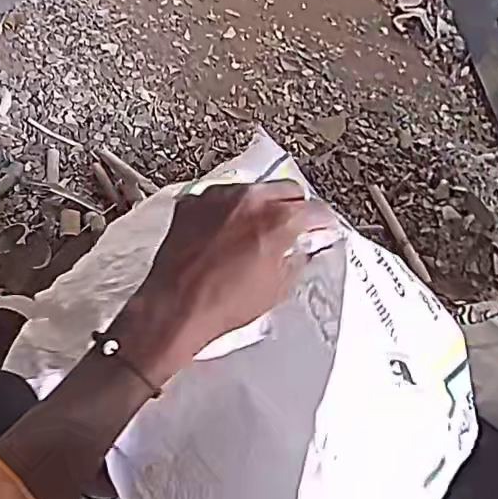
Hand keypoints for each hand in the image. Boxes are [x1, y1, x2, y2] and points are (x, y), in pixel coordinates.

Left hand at [111, 180, 338, 384]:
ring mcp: (217, 197)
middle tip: (292, 230)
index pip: (317, 210)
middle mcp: (248, 199)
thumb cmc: (220, 303)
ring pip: (252, 190)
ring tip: (254, 234)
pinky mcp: (192, 203)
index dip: (322, 224)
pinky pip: (219, 198)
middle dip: (294, 209)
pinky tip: (225, 233)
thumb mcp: (277, 287)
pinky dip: (226, 211)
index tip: (321, 230)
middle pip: (287, 190)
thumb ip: (298, 257)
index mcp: (277, 219)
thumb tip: (303, 246)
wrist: (175, 308)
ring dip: (259, 206)